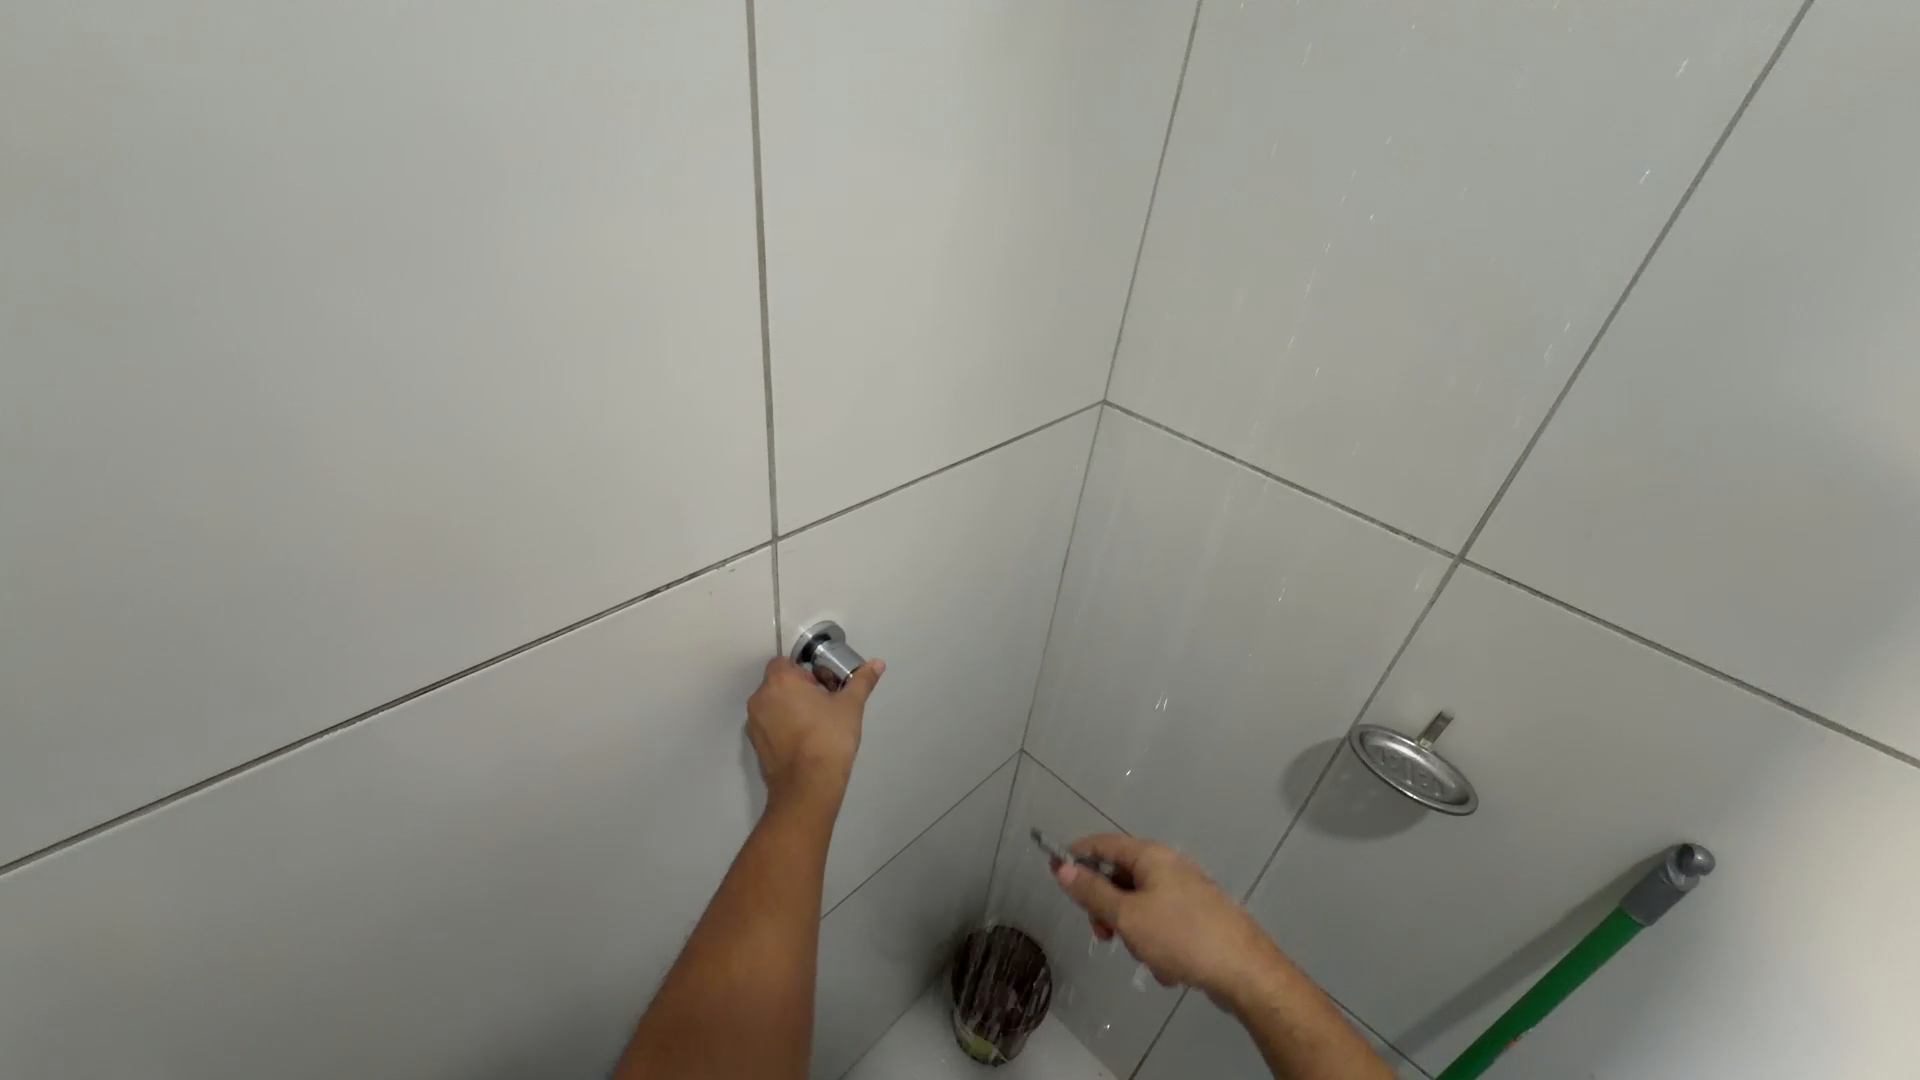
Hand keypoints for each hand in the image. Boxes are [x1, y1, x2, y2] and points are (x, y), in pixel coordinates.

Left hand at [746, 656, 884, 808]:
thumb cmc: (829, 738)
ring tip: (816, 726)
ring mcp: (755, 723)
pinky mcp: (755, 744)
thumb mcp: (851, 706)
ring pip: (774, 705)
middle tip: (825, 706)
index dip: (806, 672)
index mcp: (781, 681)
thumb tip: (877, 664)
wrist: (809, 785)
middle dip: (800, 690)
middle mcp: (761, 698)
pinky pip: (770, 726)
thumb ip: (862, 681)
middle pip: (780, 684)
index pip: (787, 663)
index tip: (824, 688)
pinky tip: (804, 742)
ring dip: (790, 709)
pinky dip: (783, 728)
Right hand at [1053, 835, 1283, 1003]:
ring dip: (1134, 933)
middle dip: (1108, 908)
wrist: (1245, 971)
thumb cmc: (1180, 936)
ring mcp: (1186, 891)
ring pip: (1140, 905)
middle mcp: (1168, 865)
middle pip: (1120, 877)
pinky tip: (1168, 968)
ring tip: (1146, 957)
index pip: (1102, 844)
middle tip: (1105, 935)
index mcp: (1150, 855)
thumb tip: (1063, 868)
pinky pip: (1162, 925)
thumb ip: (1093, 892)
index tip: (1055, 875)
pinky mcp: (1198, 917)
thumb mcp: (1127, 916)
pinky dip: (1157, 944)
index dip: (1076, 857)